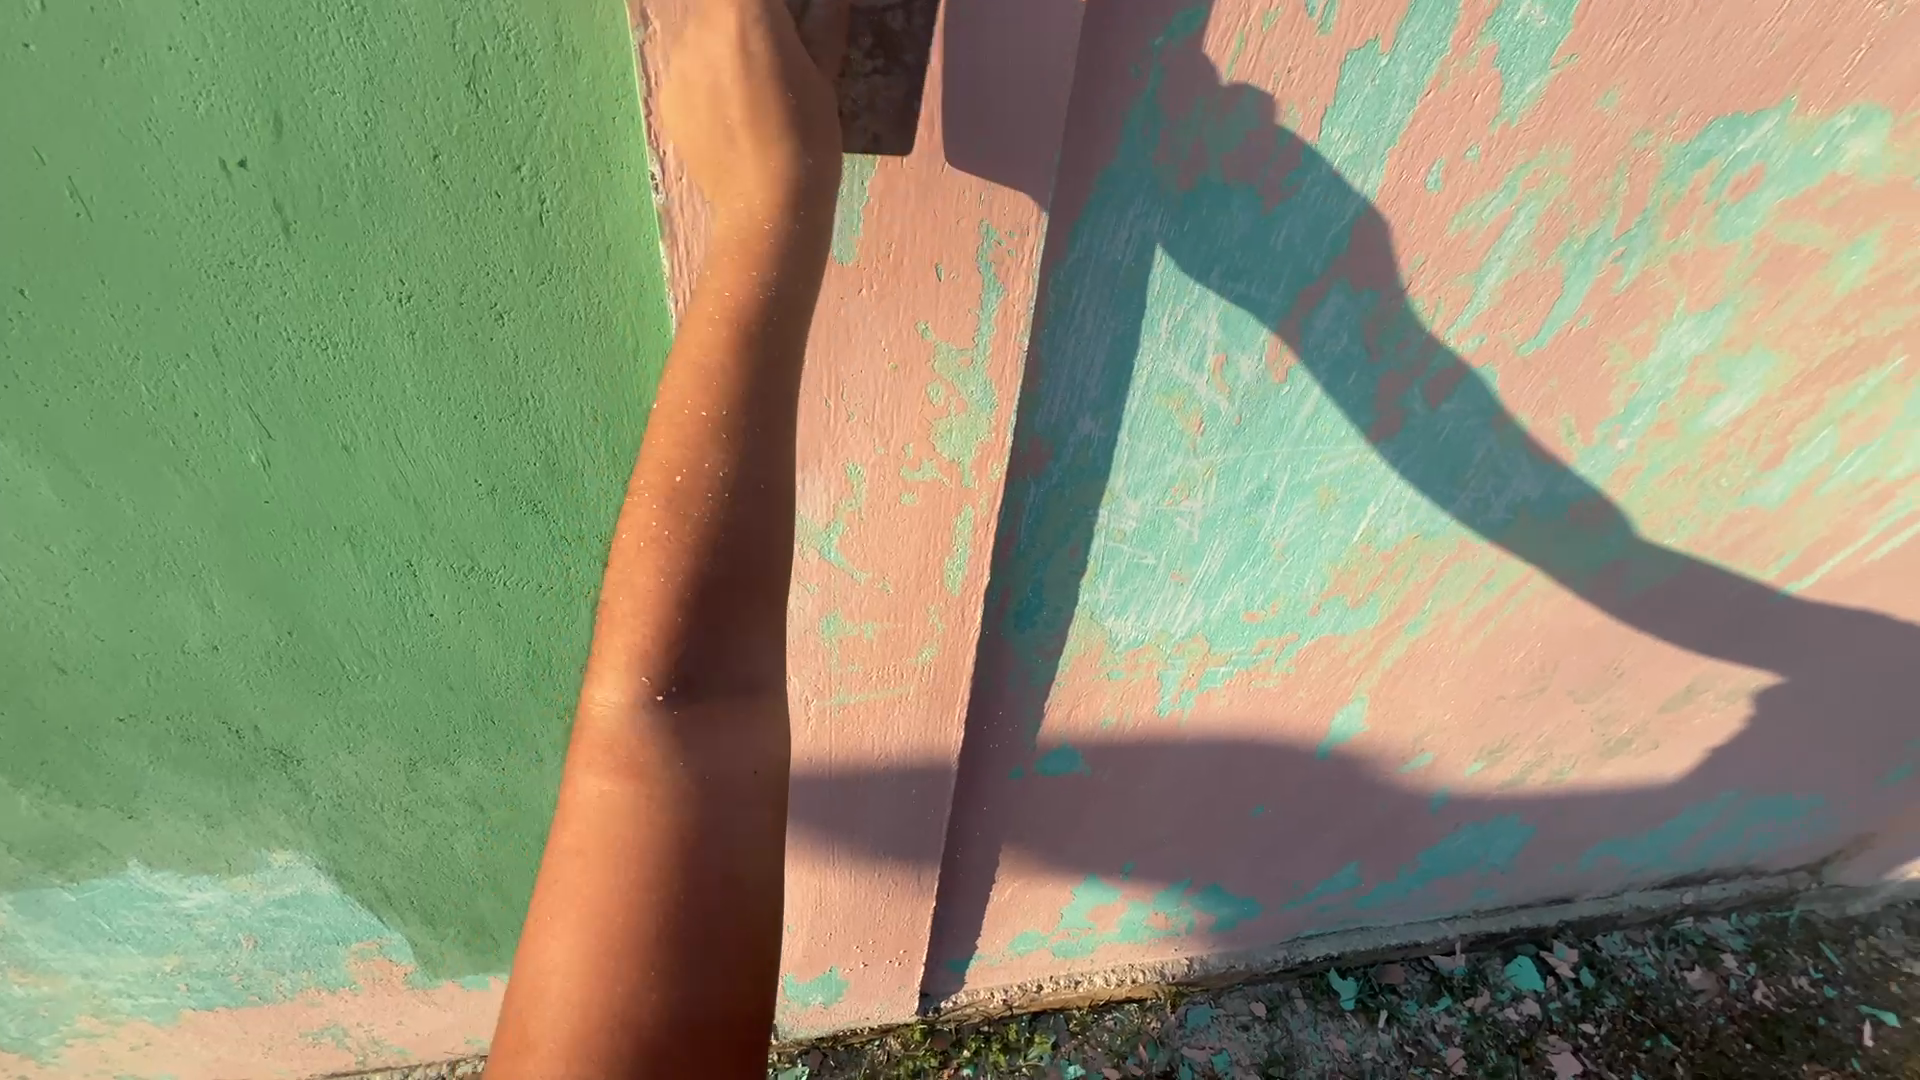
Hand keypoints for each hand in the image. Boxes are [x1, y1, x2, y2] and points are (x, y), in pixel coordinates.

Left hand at [658, 0, 847, 230]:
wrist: (770, 208)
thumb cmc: (809, 141)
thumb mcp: (825, 81)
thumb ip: (823, 29)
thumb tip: (830, 3)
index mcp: (745, 7)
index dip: (772, 12)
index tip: (787, 29)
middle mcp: (700, 24)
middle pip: (722, 8)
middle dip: (745, 25)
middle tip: (771, 66)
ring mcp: (677, 64)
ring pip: (702, 41)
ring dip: (724, 56)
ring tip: (751, 103)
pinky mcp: (667, 101)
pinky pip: (689, 80)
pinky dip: (708, 92)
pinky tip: (733, 126)